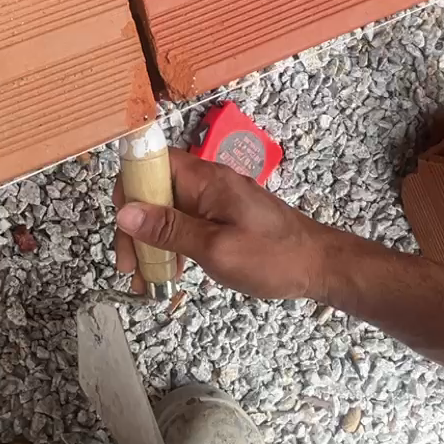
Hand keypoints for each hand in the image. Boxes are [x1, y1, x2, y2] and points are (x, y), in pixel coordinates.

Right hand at [113, 148, 336, 300]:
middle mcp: (206, 183)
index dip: (128, 187)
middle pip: (153, 192)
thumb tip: (125, 213)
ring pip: (165, 213)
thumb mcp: (215, 247)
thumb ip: (169, 229)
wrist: (321, 267)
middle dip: (134, 228)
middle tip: (130, 267)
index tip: (122, 225)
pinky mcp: (220, 220)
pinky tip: (167, 274)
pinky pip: (183, 226)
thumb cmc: (273, 257)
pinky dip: (170, 248)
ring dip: (149, 244)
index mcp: (205, 179)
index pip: (151, 162)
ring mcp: (213, 202)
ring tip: (145, 281)